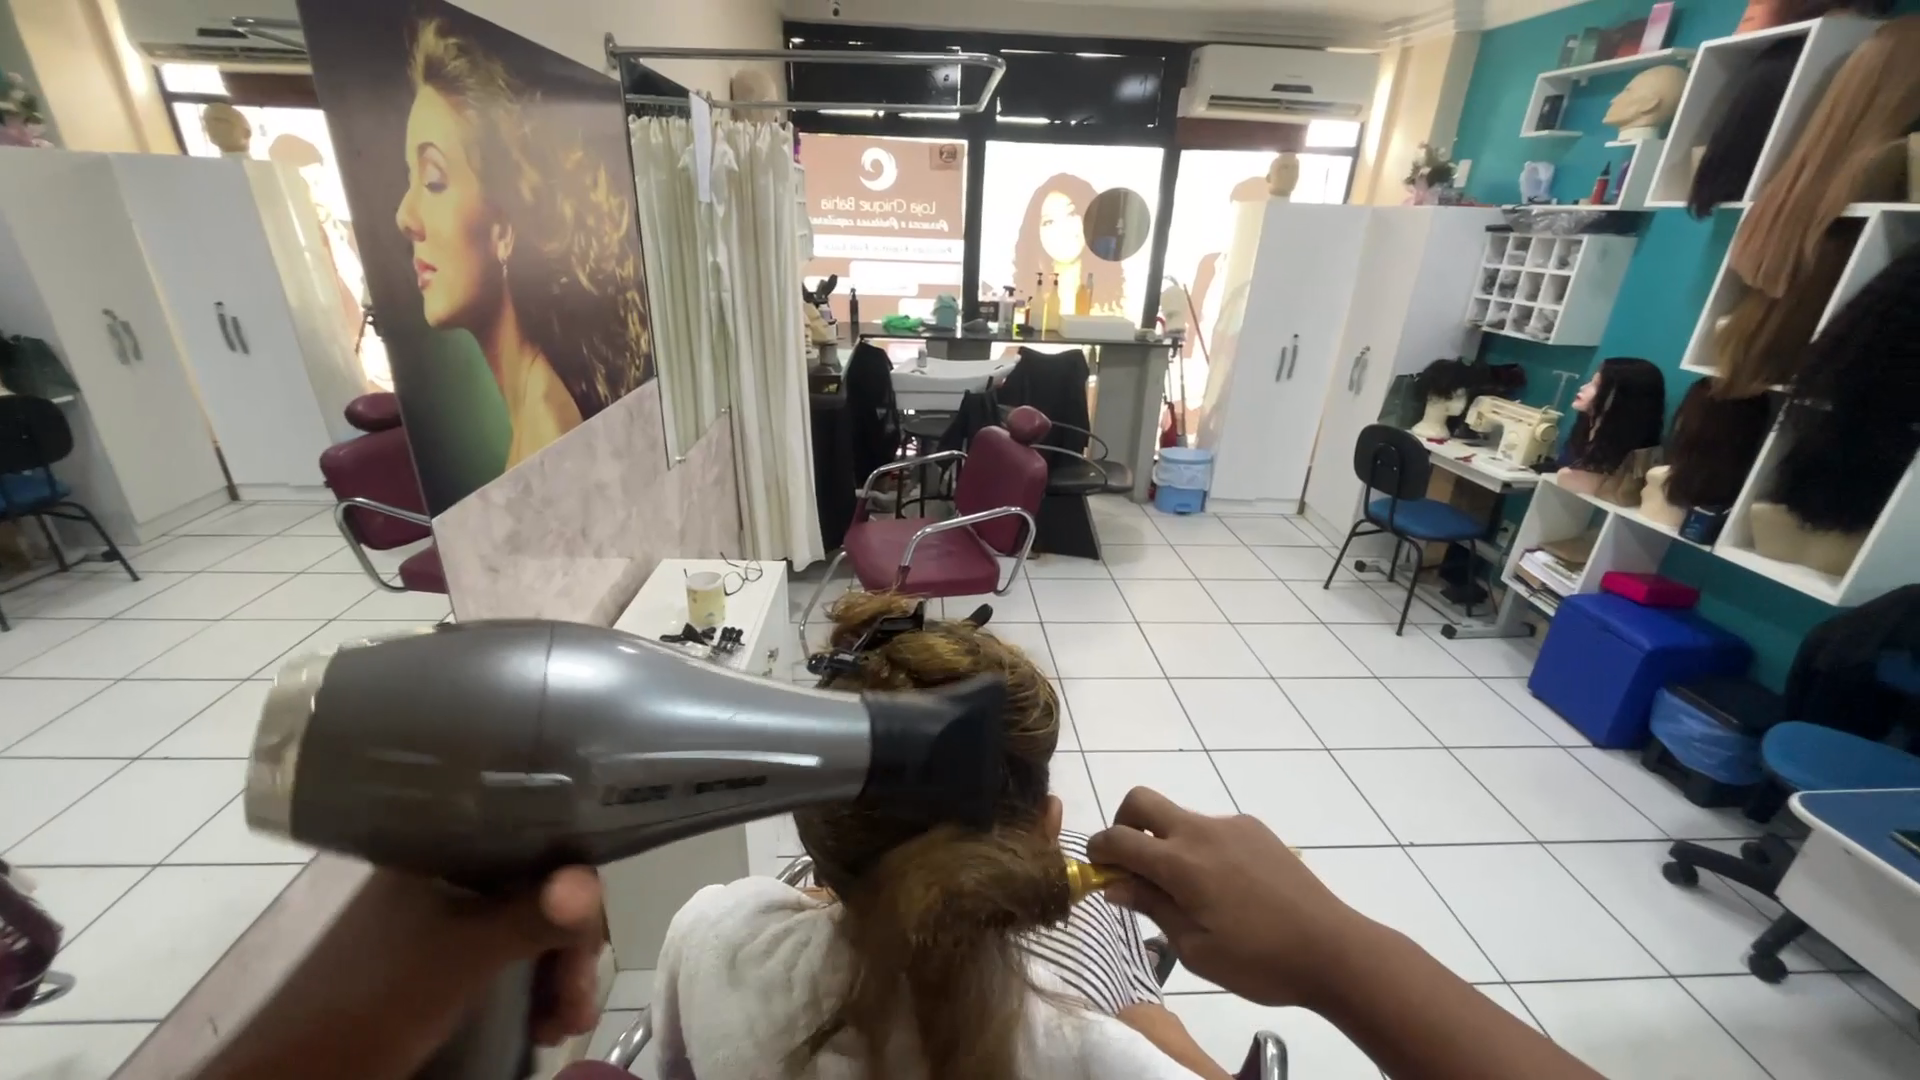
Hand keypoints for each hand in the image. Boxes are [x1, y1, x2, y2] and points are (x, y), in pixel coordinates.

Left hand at [382, 865, 606, 1046]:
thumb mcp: (463, 958)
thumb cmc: (373, 1004)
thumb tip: (596, 880)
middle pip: (540, 898)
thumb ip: (533, 915)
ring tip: (567, 1027)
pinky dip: (534, 993)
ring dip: (558, 979)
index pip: (541, 853)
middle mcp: (451, 879)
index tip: (591, 949)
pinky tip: (546, 1027)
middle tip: (580, 1007)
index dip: (577, 898)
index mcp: (448, 856)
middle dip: (570, 954)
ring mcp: (445, 924)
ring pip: (528, 935)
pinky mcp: (439, 966)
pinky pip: (507, 964)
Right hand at [1087, 788, 1371, 1008]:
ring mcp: (1229, 825)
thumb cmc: (1259, 961)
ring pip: (1178, 817)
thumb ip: (1152, 907)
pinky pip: (1212, 829)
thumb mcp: (1195, 949)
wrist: (1334, 949)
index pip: (1118, 839)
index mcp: (1180, 864)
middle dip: (1123, 823)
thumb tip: (1115, 884)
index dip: (1098, 850)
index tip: (1097, 869)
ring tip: (1191, 892)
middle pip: (1140, 801)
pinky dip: (1201, 848)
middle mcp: (1199, 831)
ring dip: (1166, 842)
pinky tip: (1227, 887)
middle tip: (1131, 862)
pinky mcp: (1254, 828)